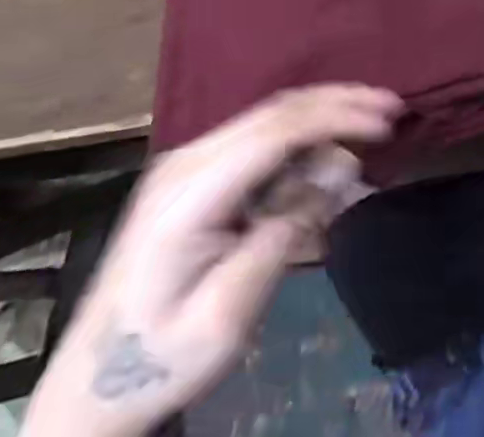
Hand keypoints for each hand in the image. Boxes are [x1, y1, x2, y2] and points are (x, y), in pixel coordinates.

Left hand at [22, 86, 401, 436]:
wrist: (94, 379)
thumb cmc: (162, 356)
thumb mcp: (229, 313)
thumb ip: (282, 235)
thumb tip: (337, 171)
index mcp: (190, 193)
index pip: (275, 132)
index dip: (335, 117)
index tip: (386, 121)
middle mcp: (187, 161)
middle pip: (274, 113)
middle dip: (337, 104)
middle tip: (390, 109)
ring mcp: (188, 164)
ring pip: (268, 120)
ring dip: (322, 119)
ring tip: (370, 128)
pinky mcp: (195, 174)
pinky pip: (257, 141)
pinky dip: (300, 141)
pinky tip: (328, 156)